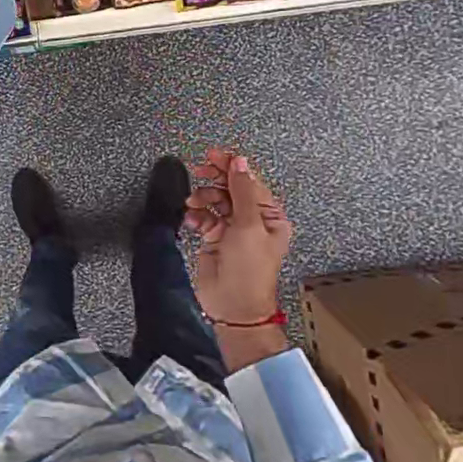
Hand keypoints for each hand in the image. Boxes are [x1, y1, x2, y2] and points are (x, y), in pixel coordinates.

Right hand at [185, 149, 292, 326]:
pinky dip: (196, 214)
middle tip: (200, 168)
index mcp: (270, 216)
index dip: (232, 166)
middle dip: (215, 177)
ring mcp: (232, 229)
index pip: (249, 181)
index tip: (215, 154)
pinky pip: (203, 216)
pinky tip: (192, 217)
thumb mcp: (248, 225)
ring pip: (215, 199)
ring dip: (203, 197)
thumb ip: (241, 191)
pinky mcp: (214, 238)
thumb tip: (239, 163)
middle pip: (231, 187)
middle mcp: (252, 220)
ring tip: (195, 202)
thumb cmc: (250, 273)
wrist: (233, 307)